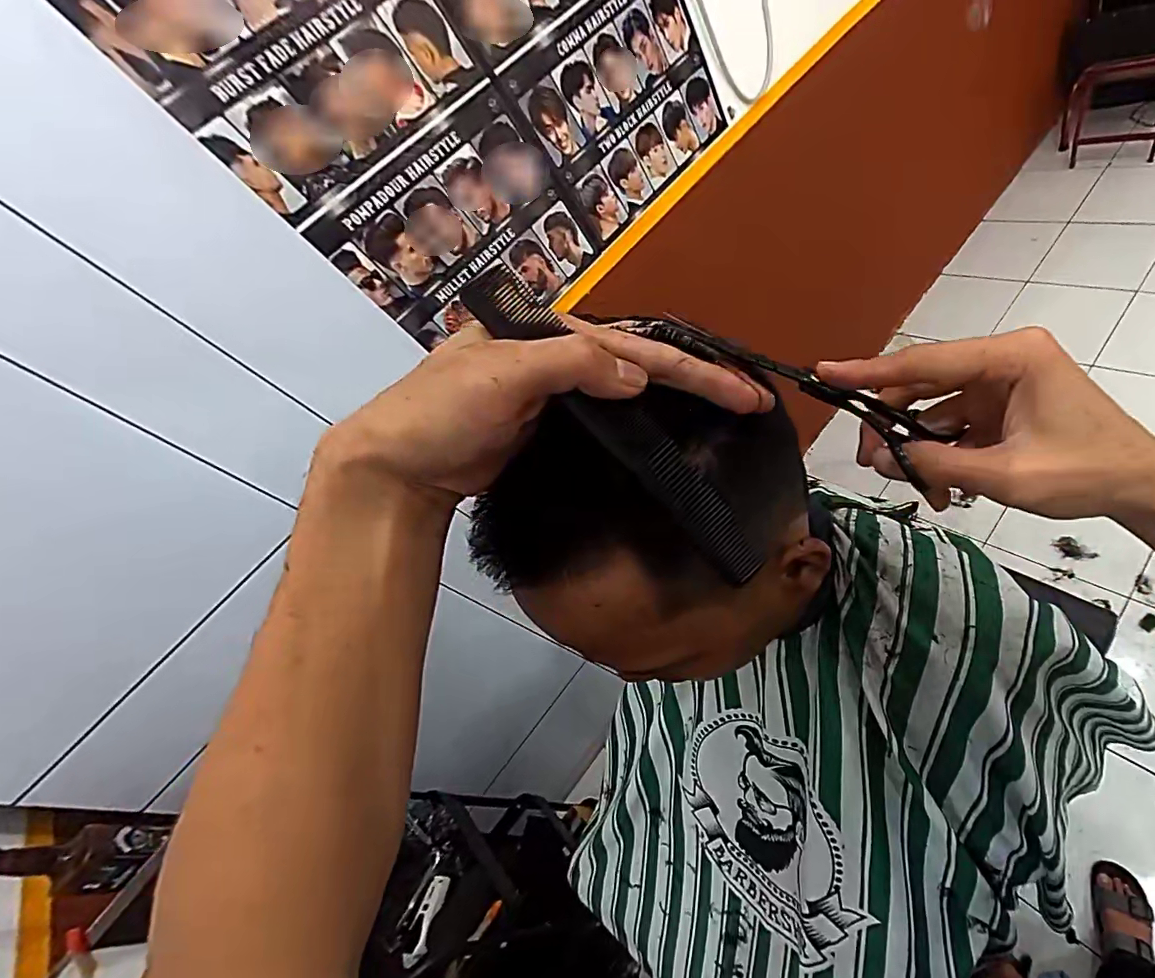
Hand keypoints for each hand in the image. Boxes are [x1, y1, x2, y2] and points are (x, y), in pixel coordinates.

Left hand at [320, 318, 772, 501]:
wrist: (400, 467)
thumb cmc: (439, 412)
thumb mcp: (499, 375)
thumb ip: (569, 364)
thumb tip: (638, 376)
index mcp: (551, 332)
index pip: (636, 346)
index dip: (691, 368)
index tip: (742, 391)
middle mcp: (563, 354)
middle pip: (645, 361)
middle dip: (702, 378)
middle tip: (754, 397)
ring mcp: (562, 391)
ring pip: (636, 386)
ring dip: (685, 396)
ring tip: (731, 406)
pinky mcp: (560, 425)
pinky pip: (617, 415)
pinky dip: (653, 418)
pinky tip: (677, 426)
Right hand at [815, 327, 1154, 519]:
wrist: (1138, 486)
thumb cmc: (1084, 473)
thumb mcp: (1005, 473)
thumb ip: (938, 463)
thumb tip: (882, 459)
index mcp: (1012, 357)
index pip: (926, 361)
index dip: (871, 371)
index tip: (826, 372)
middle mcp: (1005, 360)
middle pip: (926, 384)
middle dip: (892, 423)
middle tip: (868, 459)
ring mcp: (1005, 384)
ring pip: (938, 408)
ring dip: (920, 446)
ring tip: (913, 484)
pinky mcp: (1006, 407)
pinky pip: (958, 425)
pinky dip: (943, 453)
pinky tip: (941, 486)